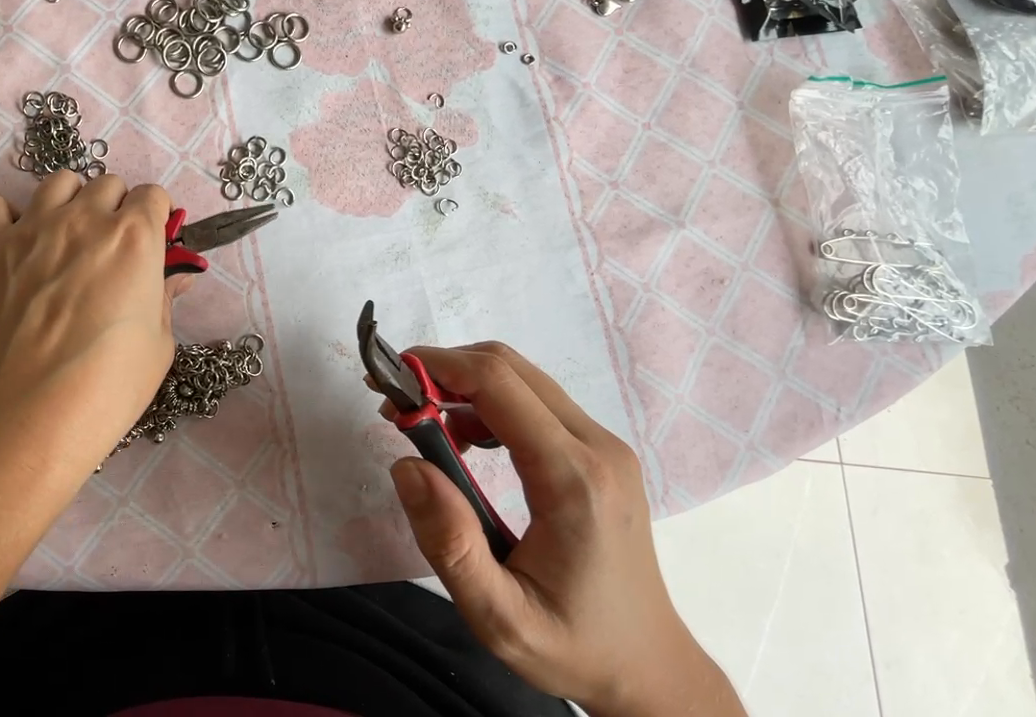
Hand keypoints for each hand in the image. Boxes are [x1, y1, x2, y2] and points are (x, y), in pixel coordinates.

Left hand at [0, 172, 183, 478]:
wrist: (33, 413)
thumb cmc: (109, 386)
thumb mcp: (159, 345)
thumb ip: (164, 298)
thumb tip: (173, 277)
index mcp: (134, 238)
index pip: (152, 196)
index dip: (154, 219)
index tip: (150, 244)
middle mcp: (85, 219)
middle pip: (107, 185)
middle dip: (115, 209)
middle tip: (110, 249)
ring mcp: (33, 228)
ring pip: (57, 182)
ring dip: (70, 202)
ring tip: (67, 237)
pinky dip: (8, 217)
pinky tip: (18, 244)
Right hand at [387, 343, 743, 716]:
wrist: (649, 669)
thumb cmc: (574, 648)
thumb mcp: (500, 618)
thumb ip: (450, 544)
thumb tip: (407, 465)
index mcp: (573, 479)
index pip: (497, 382)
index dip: (435, 368)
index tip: (386, 384)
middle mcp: (597, 447)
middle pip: (508, 366)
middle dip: (441, 370)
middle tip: (396, 407)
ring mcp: (604, 446)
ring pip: (520, 377)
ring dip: (462, 384)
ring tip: (423, 427)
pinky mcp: (599, 453)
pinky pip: (534, 400)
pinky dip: (486, 401)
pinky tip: (465, 443)